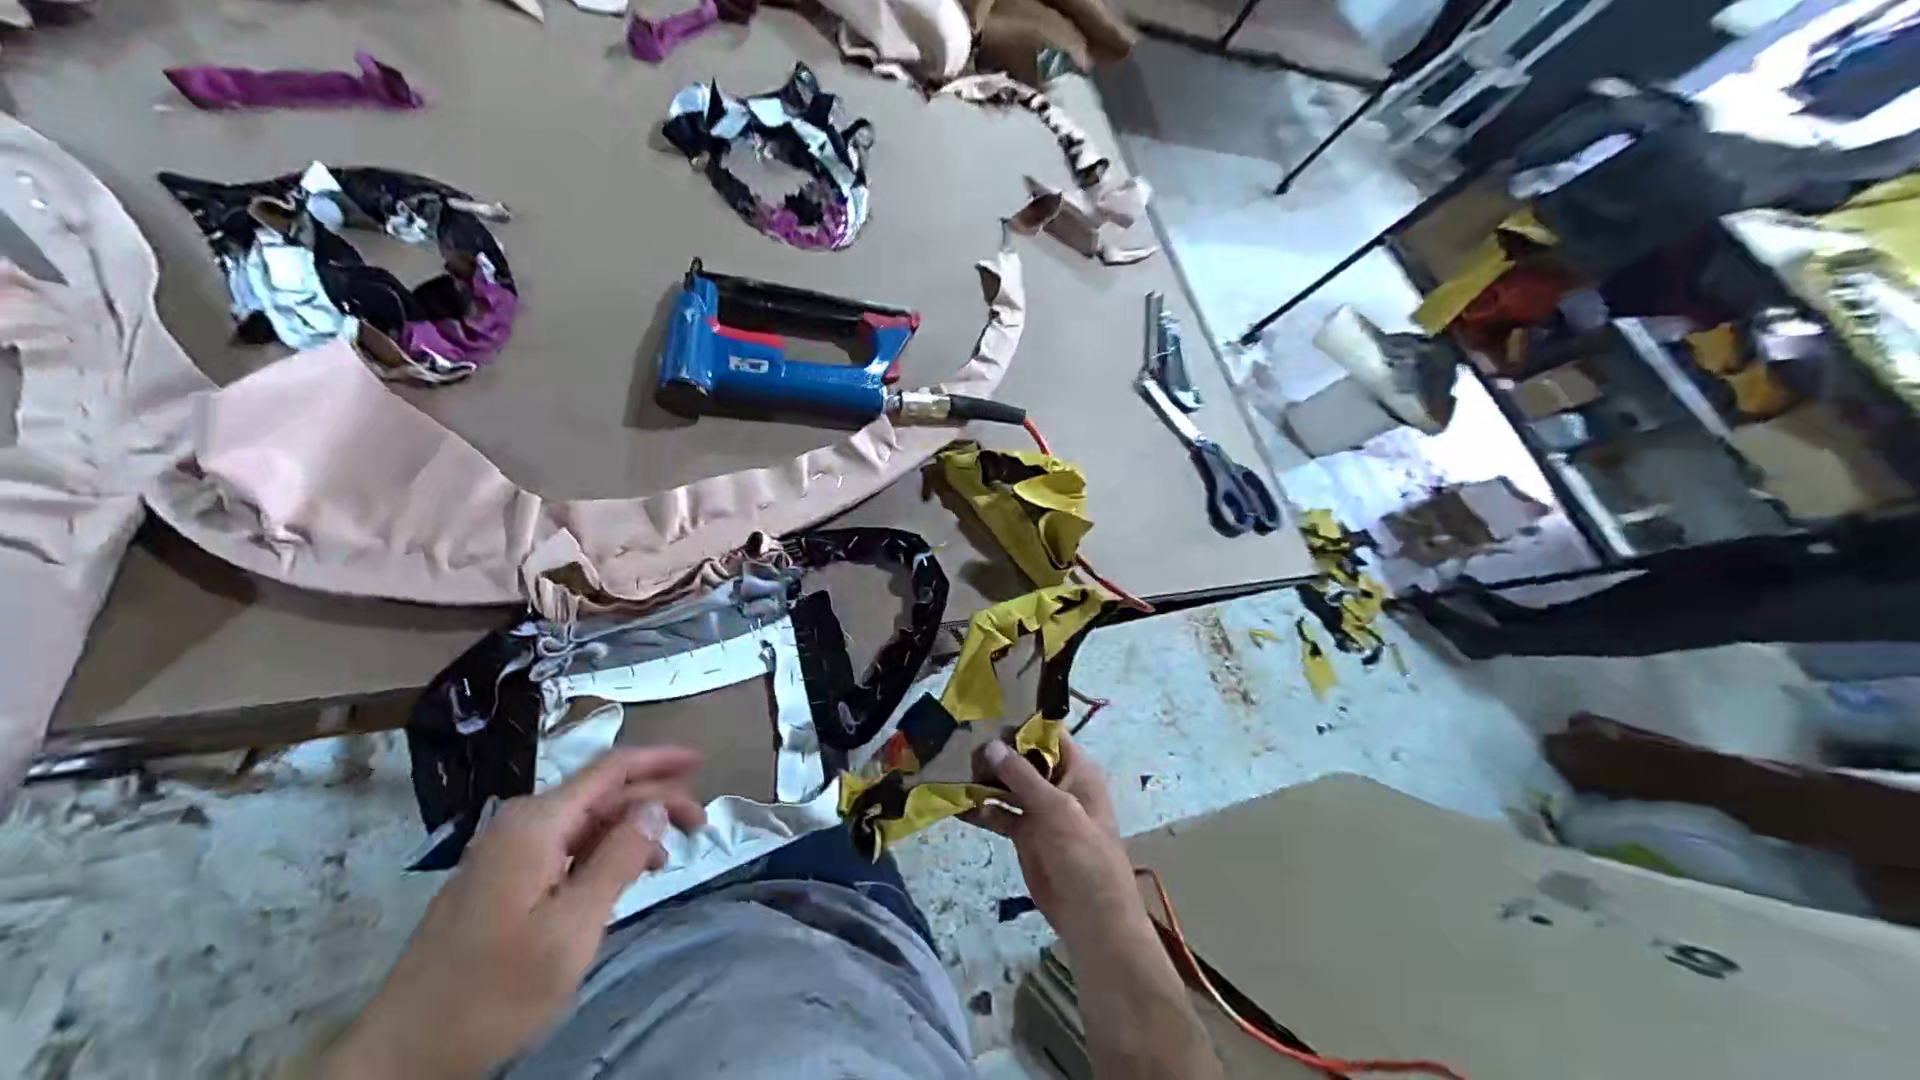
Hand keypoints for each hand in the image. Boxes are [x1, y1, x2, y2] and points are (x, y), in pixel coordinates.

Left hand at [320, 746, 707, 1079]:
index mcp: (537, 823)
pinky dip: (605, 850)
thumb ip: (619, 860)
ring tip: (669, 855)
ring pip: (588, 820)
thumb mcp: (572, 929)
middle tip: (699, 826)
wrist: (400, 1056)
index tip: (702, 761)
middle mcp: (522, 823)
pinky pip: (567, 846)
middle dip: (655, 800)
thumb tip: (655, 808)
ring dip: (633, 828)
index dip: (661, 760)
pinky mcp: (503, 878)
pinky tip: (626, 873)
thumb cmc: (492, 993)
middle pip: (604, 792)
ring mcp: (508, 850)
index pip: (612, 769)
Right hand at [964, 734, 1141, 937]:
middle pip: (1023, 756)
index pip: (1047, 733)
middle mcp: (1057, 782)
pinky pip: (1000, 813)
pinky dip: (981, 809)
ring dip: (983, 778)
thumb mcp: (1056, 808)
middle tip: (957, 736)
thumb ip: (1022, 776)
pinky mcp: (1025, 833)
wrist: (1092, 915)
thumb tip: (990, 744)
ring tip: (949, 765)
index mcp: (1076, 769)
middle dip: (994, 749)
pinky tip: (955, 803)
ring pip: (1007, 784)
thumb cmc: (1084, 853)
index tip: (985, 710)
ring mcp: (1039, 808)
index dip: (1020, 721)